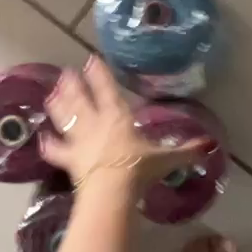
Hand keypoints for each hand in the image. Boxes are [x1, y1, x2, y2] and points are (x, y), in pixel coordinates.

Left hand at [40, 57, 207, 187]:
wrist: (111, 191)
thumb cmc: (138, 170)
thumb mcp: (165, 160)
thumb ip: (185, 151)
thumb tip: (209, 145)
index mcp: (118, 117)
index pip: (106, 89)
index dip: (98, 74)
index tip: (89, 60)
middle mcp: (95, 123)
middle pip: (80, 98)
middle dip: (72, 84)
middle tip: (65, 72)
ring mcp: (79, 141)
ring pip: (65, 118)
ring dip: (58, 105)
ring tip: (50, 94)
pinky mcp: (69, 160)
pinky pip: (56, 151)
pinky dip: (49, 146)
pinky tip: (42, 140)